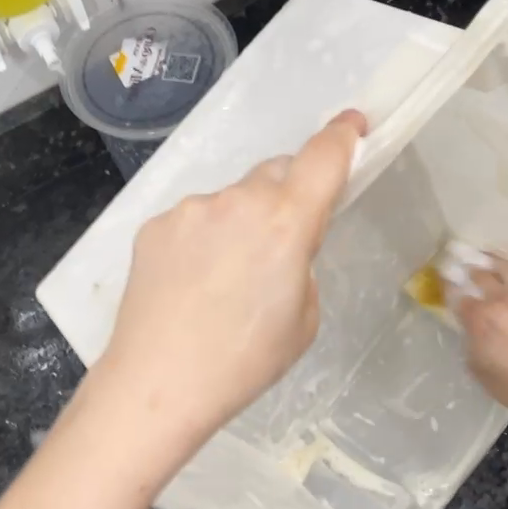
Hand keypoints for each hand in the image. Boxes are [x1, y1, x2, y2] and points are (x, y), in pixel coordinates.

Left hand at [97, 110, 367, 444]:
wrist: (157, 383)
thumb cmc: (243, 363)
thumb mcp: (302, 320)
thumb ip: (300, 265)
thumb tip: (278, 248)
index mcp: (286, 223)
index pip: (323, 158)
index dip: (342, 137)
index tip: (352, 125)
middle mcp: (237, 202)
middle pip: (275, 175)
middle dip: (287, 197)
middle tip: (280, 244)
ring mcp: (190, 210)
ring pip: (231, 201)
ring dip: (240, 222)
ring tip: (224, 281)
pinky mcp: (155, 225)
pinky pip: (194, 221)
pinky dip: (203, 240)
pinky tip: (190, 284)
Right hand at [456, 256, 507, 423]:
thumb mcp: (477, 368)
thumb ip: (471, 342)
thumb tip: (471, 329)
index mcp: (479, 319)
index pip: (458, 295)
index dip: (448, 286)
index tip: (444, 279)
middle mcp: (501, 301)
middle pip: (481, 276)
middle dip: (470, 271)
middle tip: (464, 266)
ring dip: (494, 262)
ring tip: (488, 259)